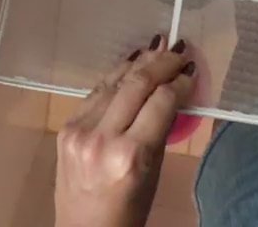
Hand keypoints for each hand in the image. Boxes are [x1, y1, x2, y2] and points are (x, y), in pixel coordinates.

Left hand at [55, 37, 195, 226]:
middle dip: (162, 63)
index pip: (161, 102)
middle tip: (179, 50)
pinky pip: (97, 92)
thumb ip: (160, 129)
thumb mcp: (153, 174)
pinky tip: (131, 63)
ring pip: (115, 82)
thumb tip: (173, 89)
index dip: (179, 82)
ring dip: (139, 62)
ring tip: (158, 48)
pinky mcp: (67, 127)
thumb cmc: (128, 211)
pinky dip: (116, 76)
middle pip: (137, 84)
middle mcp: (102, 138)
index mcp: (129, 157)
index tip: (190, 71)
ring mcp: (80, 130)